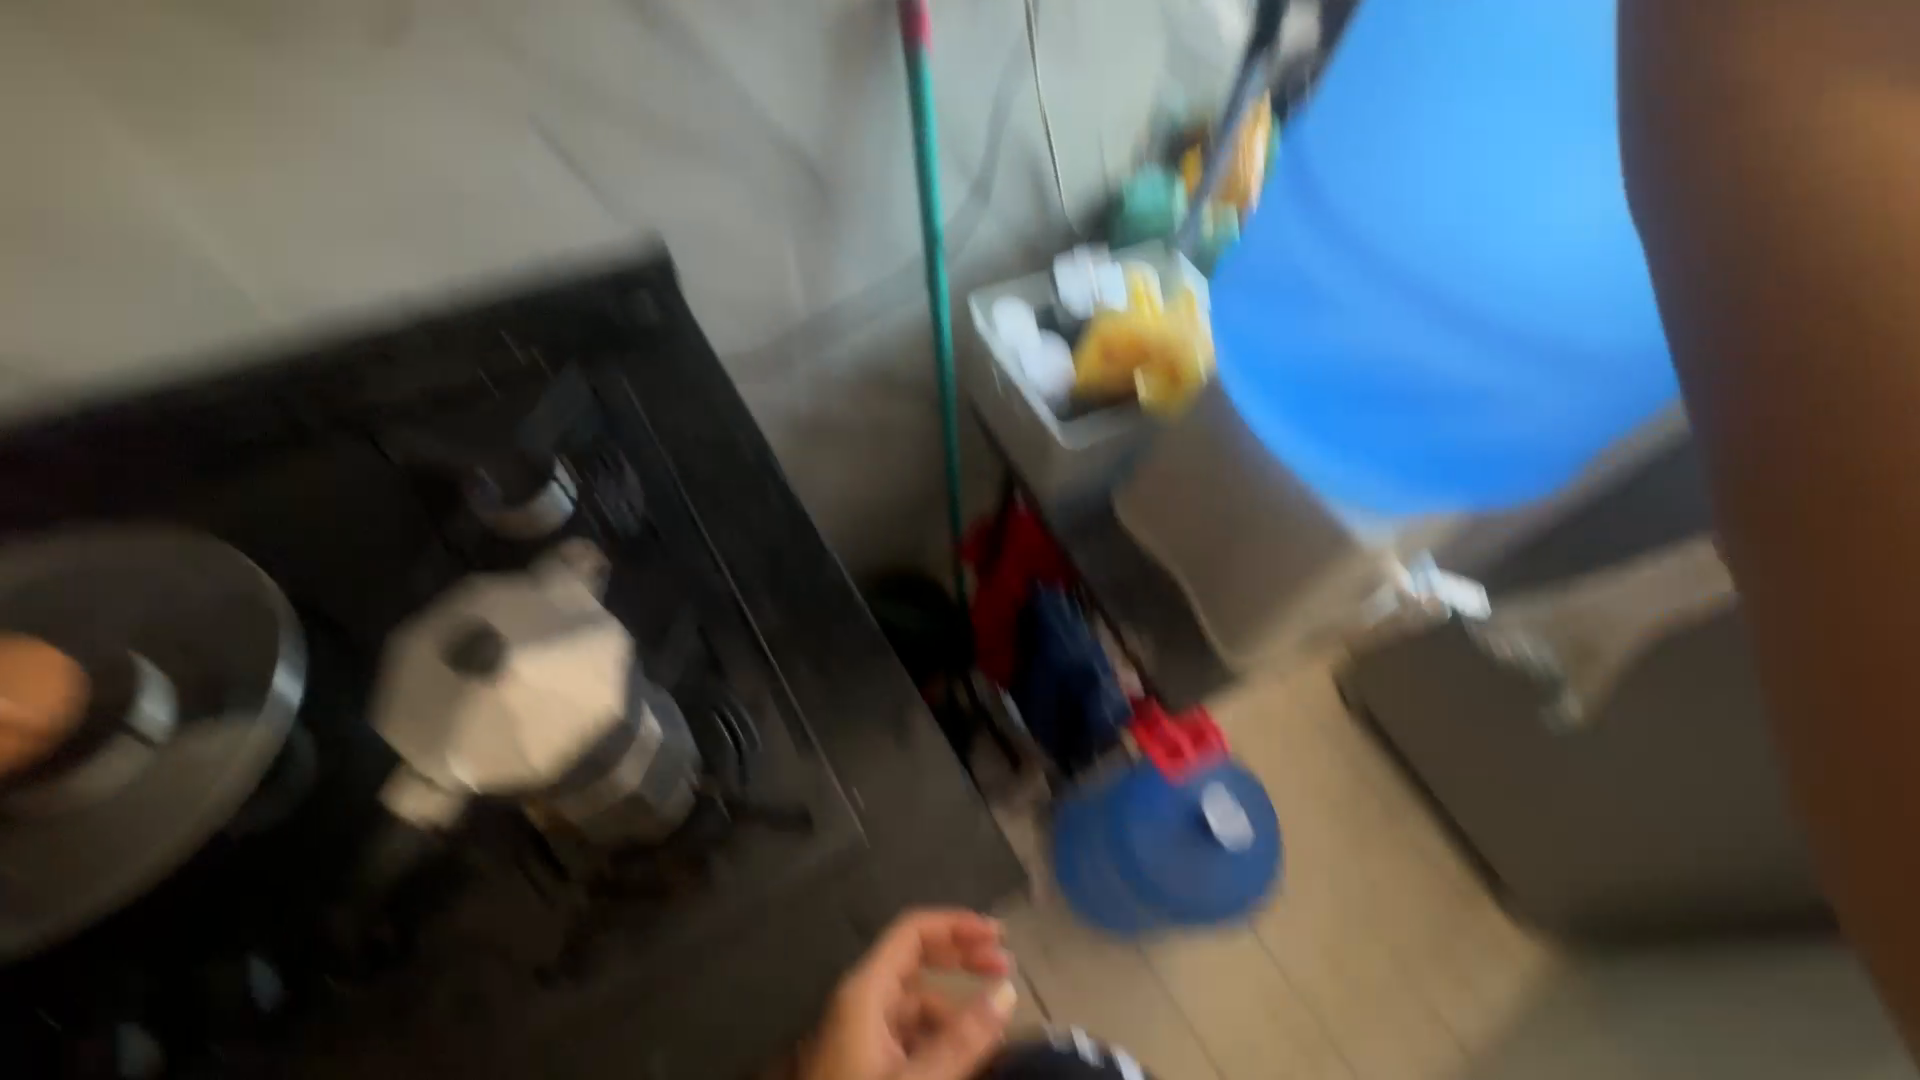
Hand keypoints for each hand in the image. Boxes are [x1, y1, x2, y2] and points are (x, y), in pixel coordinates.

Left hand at [802, 909, 1016, 1079]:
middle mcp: (860, 1003)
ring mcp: (859, 1034)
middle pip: (915, 960)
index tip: (1000, 937)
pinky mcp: (863, 1064)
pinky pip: (907, 1035)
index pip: (912, 932)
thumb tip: (1007, 990)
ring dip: (955, 1008)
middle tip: (1007, 968)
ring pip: (915, 1003)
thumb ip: (963, 1039)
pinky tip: (966, 1059)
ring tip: (995, 1032)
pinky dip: (939, 1037)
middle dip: (961, 958)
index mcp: (865, 992)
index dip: (956, 925)